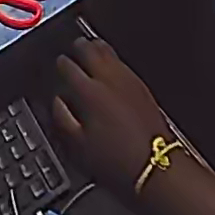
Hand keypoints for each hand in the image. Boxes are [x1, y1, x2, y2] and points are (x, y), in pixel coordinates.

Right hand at [52, 38, 176, 198]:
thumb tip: (57, 102)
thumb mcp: (78, 144)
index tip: (59, 65)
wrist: (157, 168)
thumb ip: (62, 117)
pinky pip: (123, 63)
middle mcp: (107, 80)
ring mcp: (127, 81)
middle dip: (79, 47)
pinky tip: (112, 64)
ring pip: (108, 51)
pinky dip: (113, 59)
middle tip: (73, 48)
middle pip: (89, 50)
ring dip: (97, 48)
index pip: (67, 66)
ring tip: (91, 47)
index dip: (60, 63)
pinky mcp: (143, 87)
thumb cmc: (117, 160)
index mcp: (88, 92)